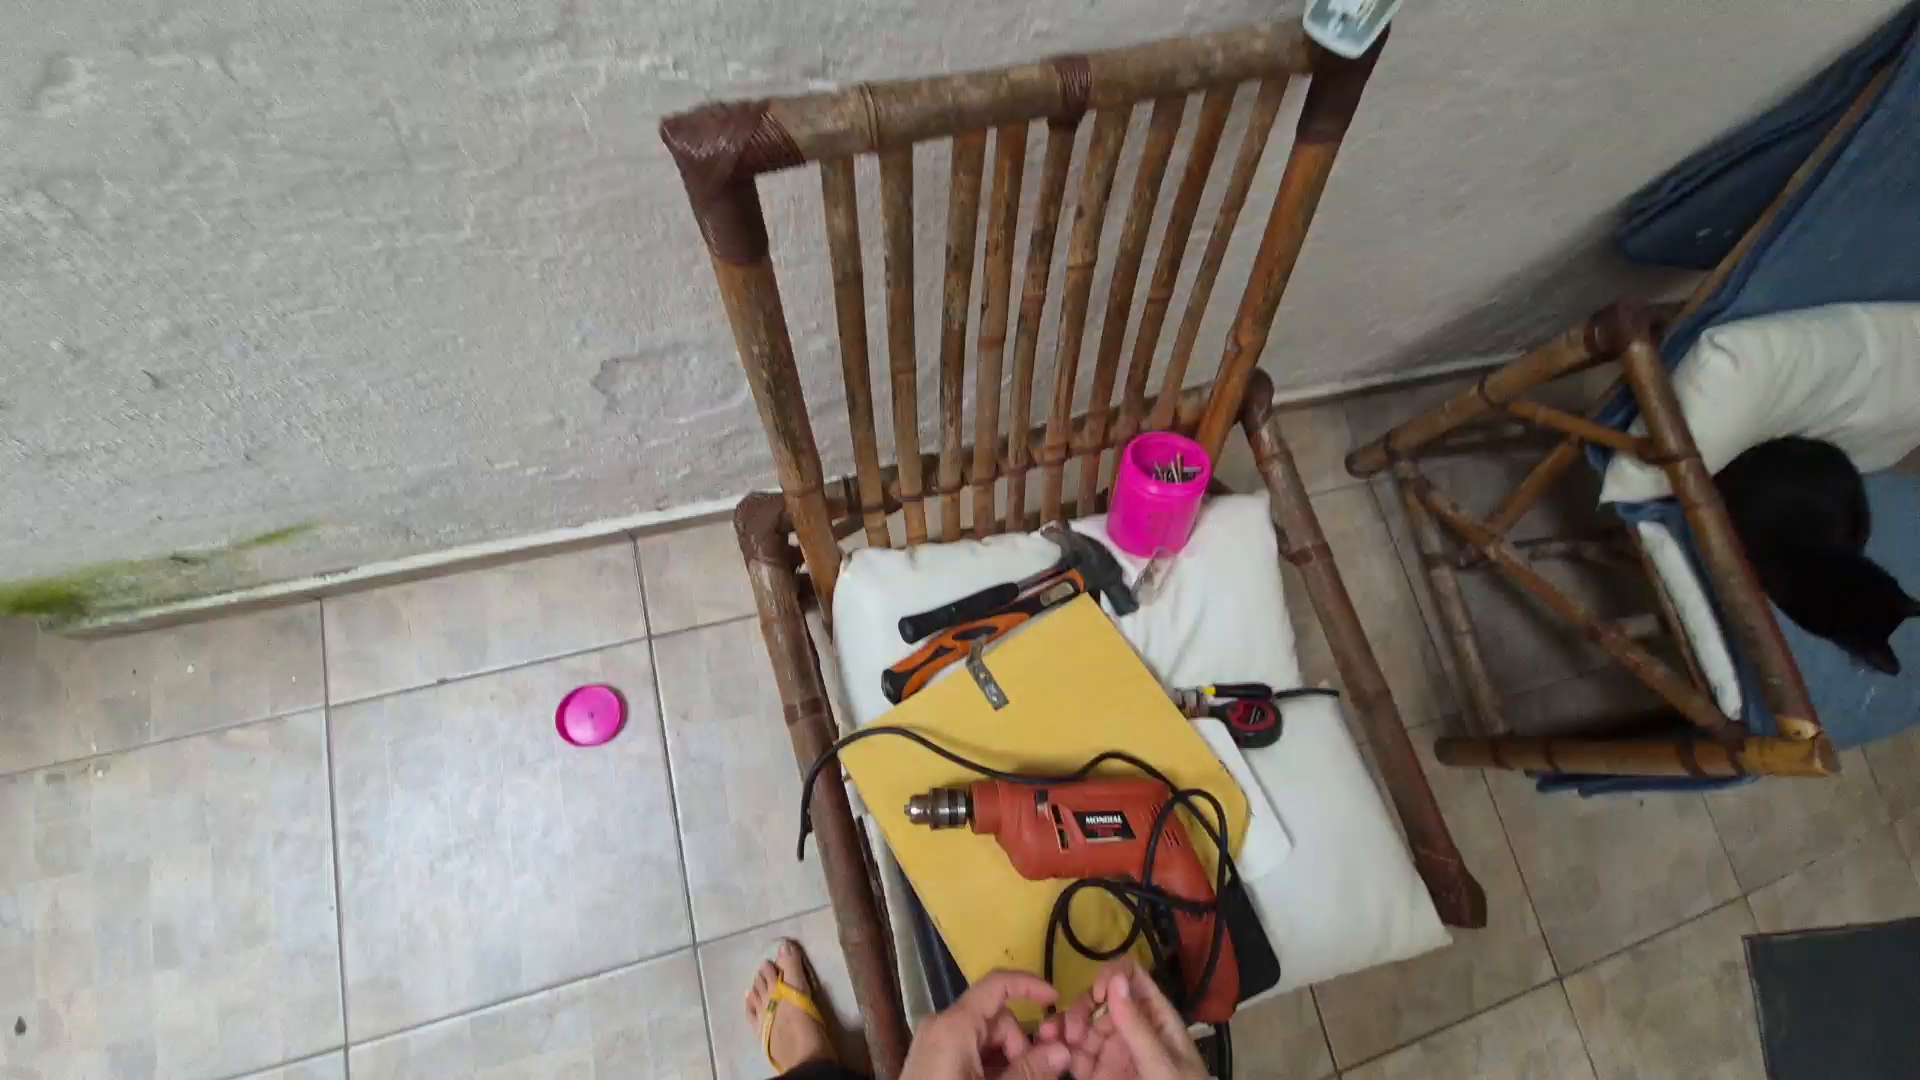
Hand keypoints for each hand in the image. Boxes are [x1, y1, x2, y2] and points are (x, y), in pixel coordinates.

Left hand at [899, 970, 1072, 1079]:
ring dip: (1005, 1060)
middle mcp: (941, 1024)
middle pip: (994, 1018)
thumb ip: (1028, 1072)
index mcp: (954, 1024)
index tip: (1056, 1000)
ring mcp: (933, 1043)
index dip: (1029, 986)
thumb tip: (1062, 1050)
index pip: (997, 985)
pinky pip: (968, 1052)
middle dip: (1017, 1045)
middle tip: (1029, 1079)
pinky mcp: (930, 1062)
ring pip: (984, 1038)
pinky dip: (987, 1067)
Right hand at [1035, 960, 1207, 1079]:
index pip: (1131, 977)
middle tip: (1072, 1032)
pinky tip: (1054, 1053)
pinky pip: (1076, 1053)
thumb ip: (1137, 1026)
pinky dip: (1062, 1049)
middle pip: (1099, 999)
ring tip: (1051, 1039)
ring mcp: (1114, 1050)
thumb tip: (1115, 978)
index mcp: (1154, 1016)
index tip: (1097, 995)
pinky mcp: (1098, 1072)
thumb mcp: (1162, 1066)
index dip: (1111, 976)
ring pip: (1083, 1023)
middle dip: (1081, 1008)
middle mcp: (1130, 1027)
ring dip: (1065, 1027)